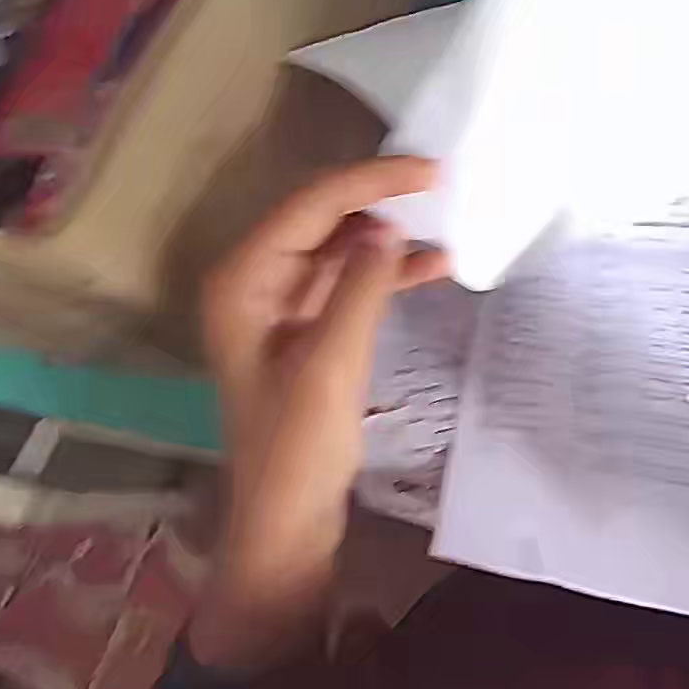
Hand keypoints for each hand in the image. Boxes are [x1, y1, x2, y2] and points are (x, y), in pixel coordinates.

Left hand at [188, 156, 446, 669]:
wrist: (288, 516)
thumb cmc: (298, 447)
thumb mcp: (332, 363)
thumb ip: (359, 287)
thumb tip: (390, 228)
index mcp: (245, 279)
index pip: (311, 206)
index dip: (371, 181)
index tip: (429, 171)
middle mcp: (259, 277)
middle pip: (324, 214)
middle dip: (380, 196)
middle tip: (439, 180)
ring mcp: (286, 298)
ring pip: (343, 242)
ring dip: (390, 231)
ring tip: (443, 215)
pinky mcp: (313, 320)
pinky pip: (354, 278)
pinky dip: (391, 270)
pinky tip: (435, 265)